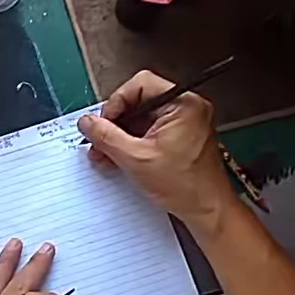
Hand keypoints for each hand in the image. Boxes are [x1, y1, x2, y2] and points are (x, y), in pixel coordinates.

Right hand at [77, 70, 235, 236]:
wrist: (207, 210)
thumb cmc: (186, 186)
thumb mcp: (136, 159)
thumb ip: (107, 137)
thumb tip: (87, 122)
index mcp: (183, 104)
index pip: (140, 85)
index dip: (116, 103)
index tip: (103, 123)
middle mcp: (188, 107)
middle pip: (140, 100)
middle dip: (116, 123)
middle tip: (100, 140)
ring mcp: (185, 121)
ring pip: (143, 117)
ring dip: (122, 134)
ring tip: (107, 153)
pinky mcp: (181, 135)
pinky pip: (151, 130)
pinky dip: (134, 142)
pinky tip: (120, 157)